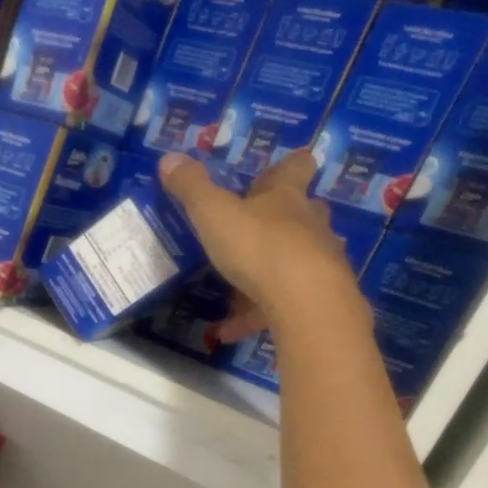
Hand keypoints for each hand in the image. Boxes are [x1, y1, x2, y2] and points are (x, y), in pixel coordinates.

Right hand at [159, 150, 364, 341]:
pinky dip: (257, 314)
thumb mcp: (213, 213)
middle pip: (306, 212)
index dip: (289, 165)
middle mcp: (308, 224)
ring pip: (299, 257)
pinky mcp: (315, 298)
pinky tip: (229, 331)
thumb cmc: (258, 246)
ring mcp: (317, 261)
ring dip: (275, 266)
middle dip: (286, 216)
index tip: (283, 166)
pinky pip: (282, 303)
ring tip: (241, 284)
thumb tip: (169, 157)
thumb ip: (191, 188)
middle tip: (260, 225)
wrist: (305, 301)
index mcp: (285, 198)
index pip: (295, 169)